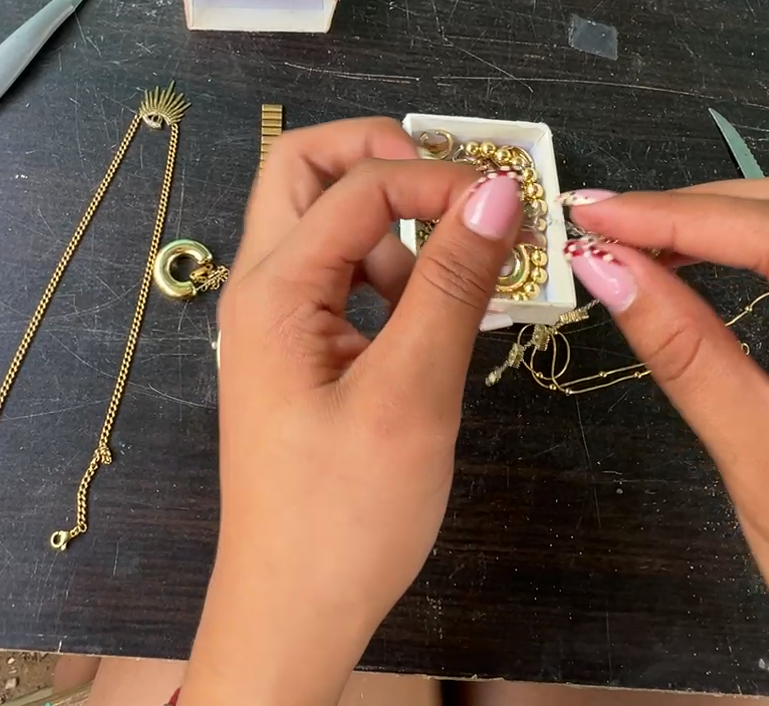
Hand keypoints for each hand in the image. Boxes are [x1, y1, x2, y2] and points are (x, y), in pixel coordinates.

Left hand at [184, 119, 521, 705]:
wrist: (293, 612)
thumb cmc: (346, 515)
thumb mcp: (411, 394)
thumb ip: (451, 284)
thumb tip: (495, 192)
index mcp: (274, 288)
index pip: (357, 188)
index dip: (436, 178)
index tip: (507, 201)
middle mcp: (261, 284)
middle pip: (302, 169)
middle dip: (377, 157)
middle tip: (448, 185)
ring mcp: (274, 313)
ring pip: (320, 216)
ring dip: (386, 220)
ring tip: (449, 278)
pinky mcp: (296, 343)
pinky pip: (337, 271)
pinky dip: (385, 268)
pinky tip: (428, 315)